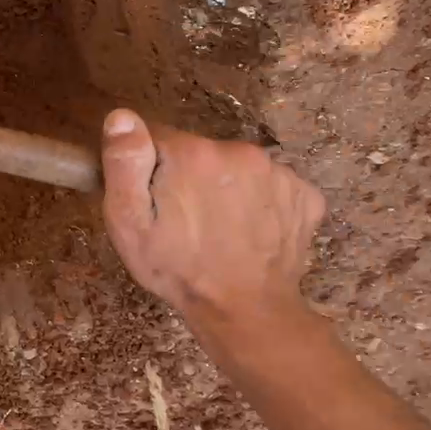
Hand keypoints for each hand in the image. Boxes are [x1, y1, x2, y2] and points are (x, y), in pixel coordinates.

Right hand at [100, 110, 325, 334]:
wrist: (246, 312)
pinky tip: (247, 228)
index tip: (148, 198)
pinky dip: (257, 199)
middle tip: (178, 216)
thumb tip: (123, 117)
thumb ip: (124, 163)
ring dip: (221, 185)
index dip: (144, 165)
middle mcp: (241, 152)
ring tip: (214, 225)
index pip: (154, 136)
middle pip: (196, 149)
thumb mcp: (127, 219)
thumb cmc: (173, 266)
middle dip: (184, 173)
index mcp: (193, 153)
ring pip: (232, 165)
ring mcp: (281, 174)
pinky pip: (268, 183)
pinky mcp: (308, 196)